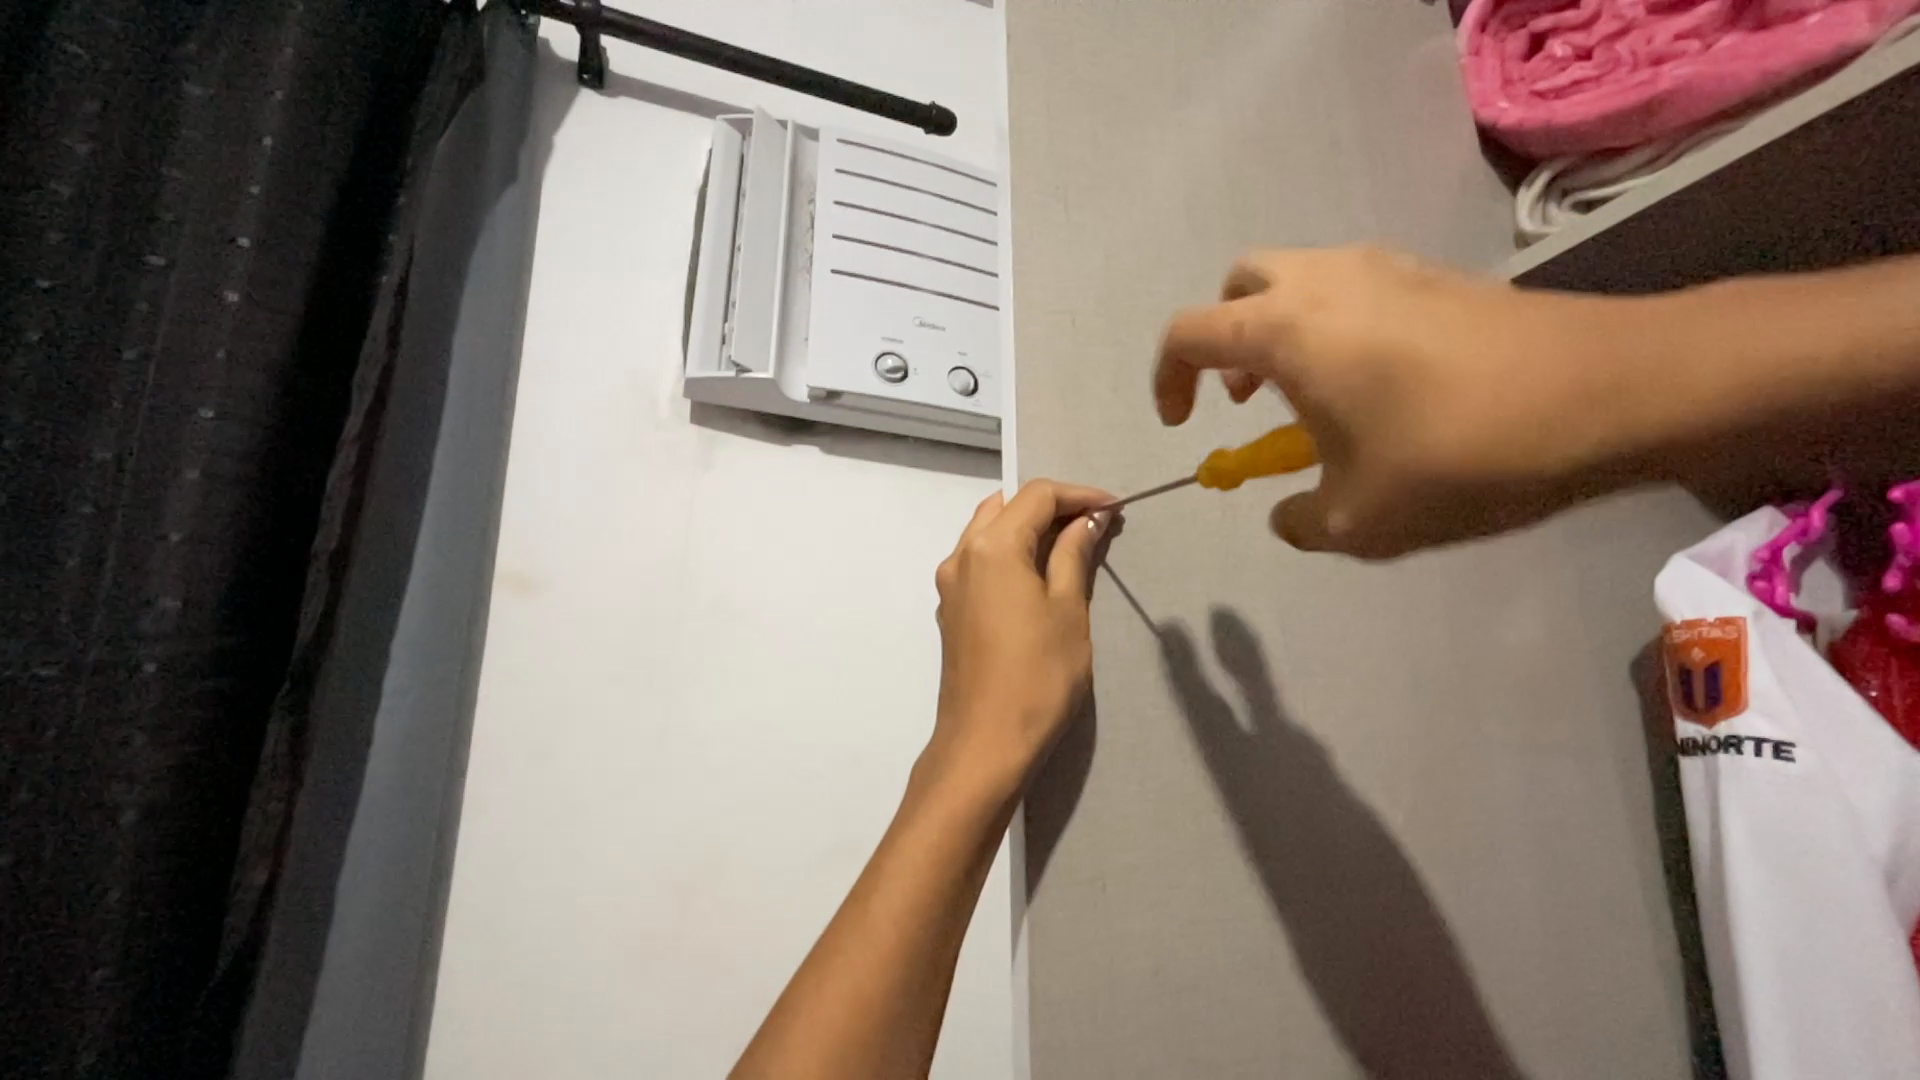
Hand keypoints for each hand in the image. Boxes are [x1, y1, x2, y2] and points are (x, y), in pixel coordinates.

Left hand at [926, 480, 1113, 796]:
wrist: (985, 741)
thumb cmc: (1038, 674)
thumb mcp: (1068, 609)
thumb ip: (1074, 554)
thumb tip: (1088, 519)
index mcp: (991, 546)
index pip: (1036, 496)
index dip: (1079, 495)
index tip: (1114, 509)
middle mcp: (961, 555)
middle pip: (1008, 508)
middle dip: (1052, 508)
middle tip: (1094, 526)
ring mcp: (950, 584)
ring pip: (988, 532)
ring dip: (1028, 529)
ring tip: (1071, 547)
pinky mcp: (950, 610)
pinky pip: (980, 561)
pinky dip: (1010, 554)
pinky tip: (1038, 575)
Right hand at [1154, 247, 1652, 557]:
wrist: (1610, 392)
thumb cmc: (1458, 455)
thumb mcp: (1359, 520)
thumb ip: (1300, 522)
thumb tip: (1288, 516)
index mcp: (1285, 331)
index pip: (1187, 333)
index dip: (1168, 379)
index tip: (1183, 425)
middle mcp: (1324, 282)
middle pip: (1239, 283)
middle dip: (1224, 336)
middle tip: (1246, 394)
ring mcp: (1385, 268)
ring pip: (1299, 277)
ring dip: (1280, 329)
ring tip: (1310, 394)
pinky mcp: (1435, 274)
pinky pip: (1353, 286)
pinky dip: (1333, 324)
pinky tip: (1375, 383)